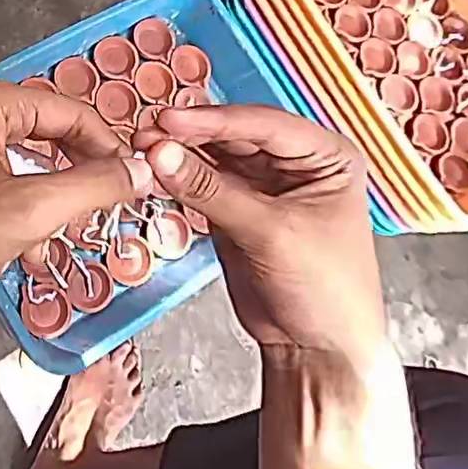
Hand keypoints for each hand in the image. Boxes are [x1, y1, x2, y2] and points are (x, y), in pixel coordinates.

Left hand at [0, 79, 151, 311]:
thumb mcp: (26, 211)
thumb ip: (92, 187)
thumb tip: (141, 171)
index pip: (73, 113)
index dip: (109, 150)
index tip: (134, 186)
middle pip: (52, 136)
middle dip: (76, 181)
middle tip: (98, 216)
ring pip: (30, 164)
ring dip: (50, 204)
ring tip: (56, 242)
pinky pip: (5, 180)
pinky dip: (22, 211)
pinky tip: (25, 250)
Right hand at [132, 105, 384, 362]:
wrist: (315, 348)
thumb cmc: (324, 290)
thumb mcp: (269, 233)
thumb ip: (210, 190)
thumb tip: (159, 153)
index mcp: (325, 156)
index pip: (263, 124)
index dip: (213, 121)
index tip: (169, 120)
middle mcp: (293, 162)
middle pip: (233, 136)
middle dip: (189, 135)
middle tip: (148, 135)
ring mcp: (261, 183)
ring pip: (212, 156)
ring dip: (177, 153)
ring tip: (142, 149)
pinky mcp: (235, 204)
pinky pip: (200, 181)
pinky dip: (177, 177)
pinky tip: (153, 172)